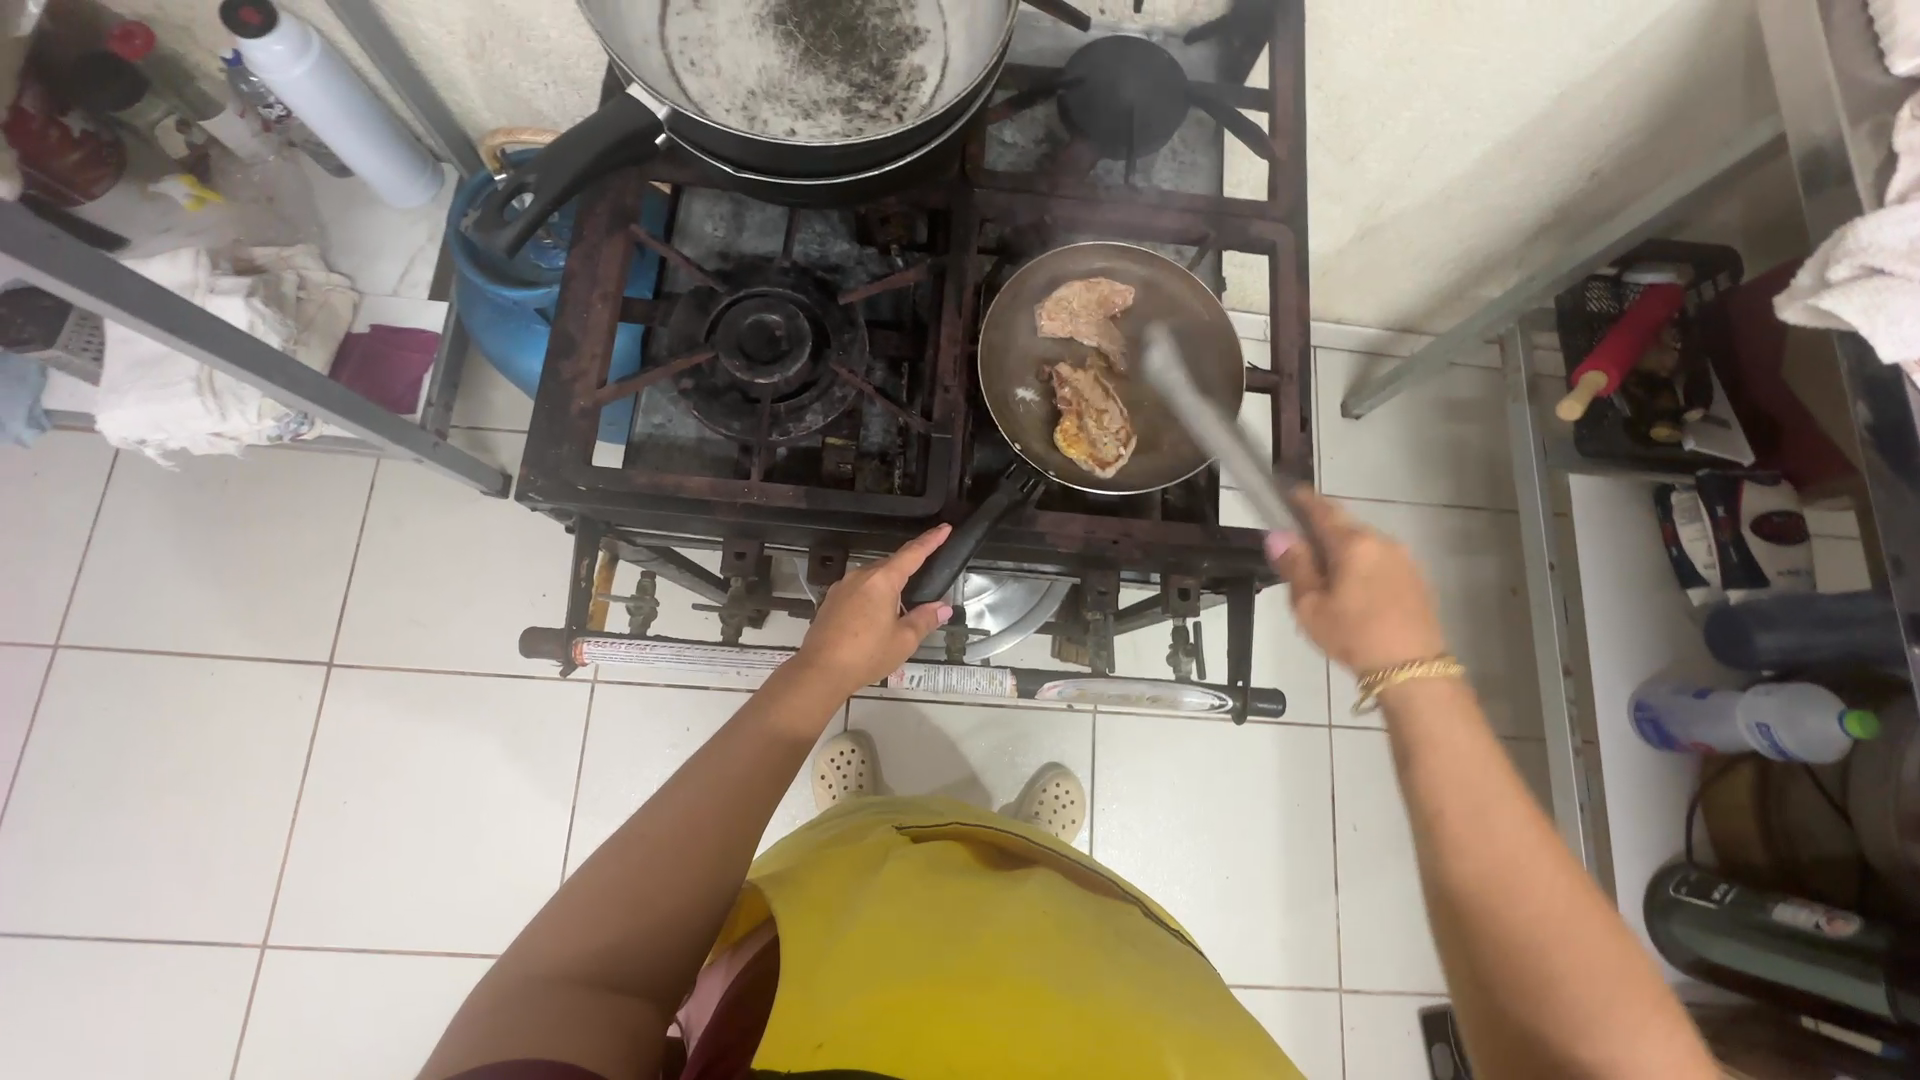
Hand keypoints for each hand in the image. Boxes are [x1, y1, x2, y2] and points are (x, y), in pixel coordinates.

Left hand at [791, 525, 954, 696]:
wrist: (820, 671)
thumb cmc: (866, 654)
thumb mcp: (903, 640)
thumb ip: (924, 619)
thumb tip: (943, 608)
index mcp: (882, 581)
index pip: (912, 554)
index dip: (930, 540)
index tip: (944, 528)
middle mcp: (860, 576)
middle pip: (891, 564)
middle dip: (909, 566)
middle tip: (927, 575)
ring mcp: (842, 587)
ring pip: (873, 577)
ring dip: (890, 584)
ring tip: (902, 604)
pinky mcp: (831, 600)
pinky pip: (859, 589)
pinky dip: (873, 594)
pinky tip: (876, 615)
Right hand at [1266, 488, 1448, 674]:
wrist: (1412, 669)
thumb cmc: (1353, 635)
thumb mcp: (1310, 606)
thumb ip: (1295, 566)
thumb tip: (1279, 536)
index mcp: (1353, 544)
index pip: (1323, 510)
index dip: (1303, 500)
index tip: (1288, 493)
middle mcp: (1381, 542)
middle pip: (1344, 526)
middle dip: (1321, 530)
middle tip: (1299, 546)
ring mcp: (1403, 558)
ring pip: (1363, 544)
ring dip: (1342, 550)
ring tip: (1324, 574)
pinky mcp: (1416, 577)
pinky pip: (1379, 560)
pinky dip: (1361, 564)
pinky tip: (1352, 588)